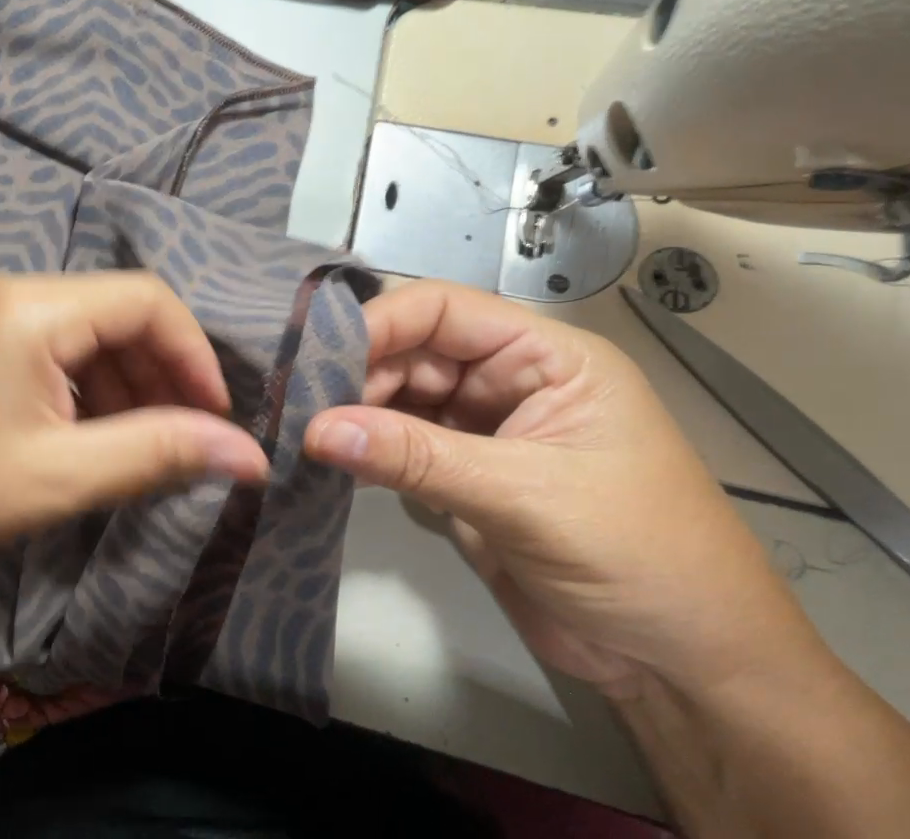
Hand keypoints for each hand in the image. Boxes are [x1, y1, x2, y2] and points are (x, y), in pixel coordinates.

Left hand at [0, 273, 269, 581]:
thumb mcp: (62, 477)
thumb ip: (159, 453)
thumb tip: (250, 453)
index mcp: (31, 309)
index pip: (146, 300)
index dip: (194, 355)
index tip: (216, 419)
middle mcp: (9, 293)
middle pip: (117, 313)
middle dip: (161, 373)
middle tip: (184, 441)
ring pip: (86, 332)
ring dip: (126, 385)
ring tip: (142, 448)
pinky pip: (51, 348)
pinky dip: (86, 388)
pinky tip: (92, 438)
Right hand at [302, 280, 819, 698]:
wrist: (681, 664)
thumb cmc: (637, 556)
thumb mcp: (524, 496)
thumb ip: (415, 457)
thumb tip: (315, 430)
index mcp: (548, 359)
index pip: (444, 311)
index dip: (378, 325)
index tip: (313, 360)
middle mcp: (510, 381)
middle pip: (411, 352)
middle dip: (354, 375)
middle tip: (294, 407)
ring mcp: (482, 430)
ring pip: (396, 398)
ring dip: (351, 415)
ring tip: (298, 433)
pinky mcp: (459, 477)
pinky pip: (396, 446)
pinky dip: (362, 451)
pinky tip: (326, 461)